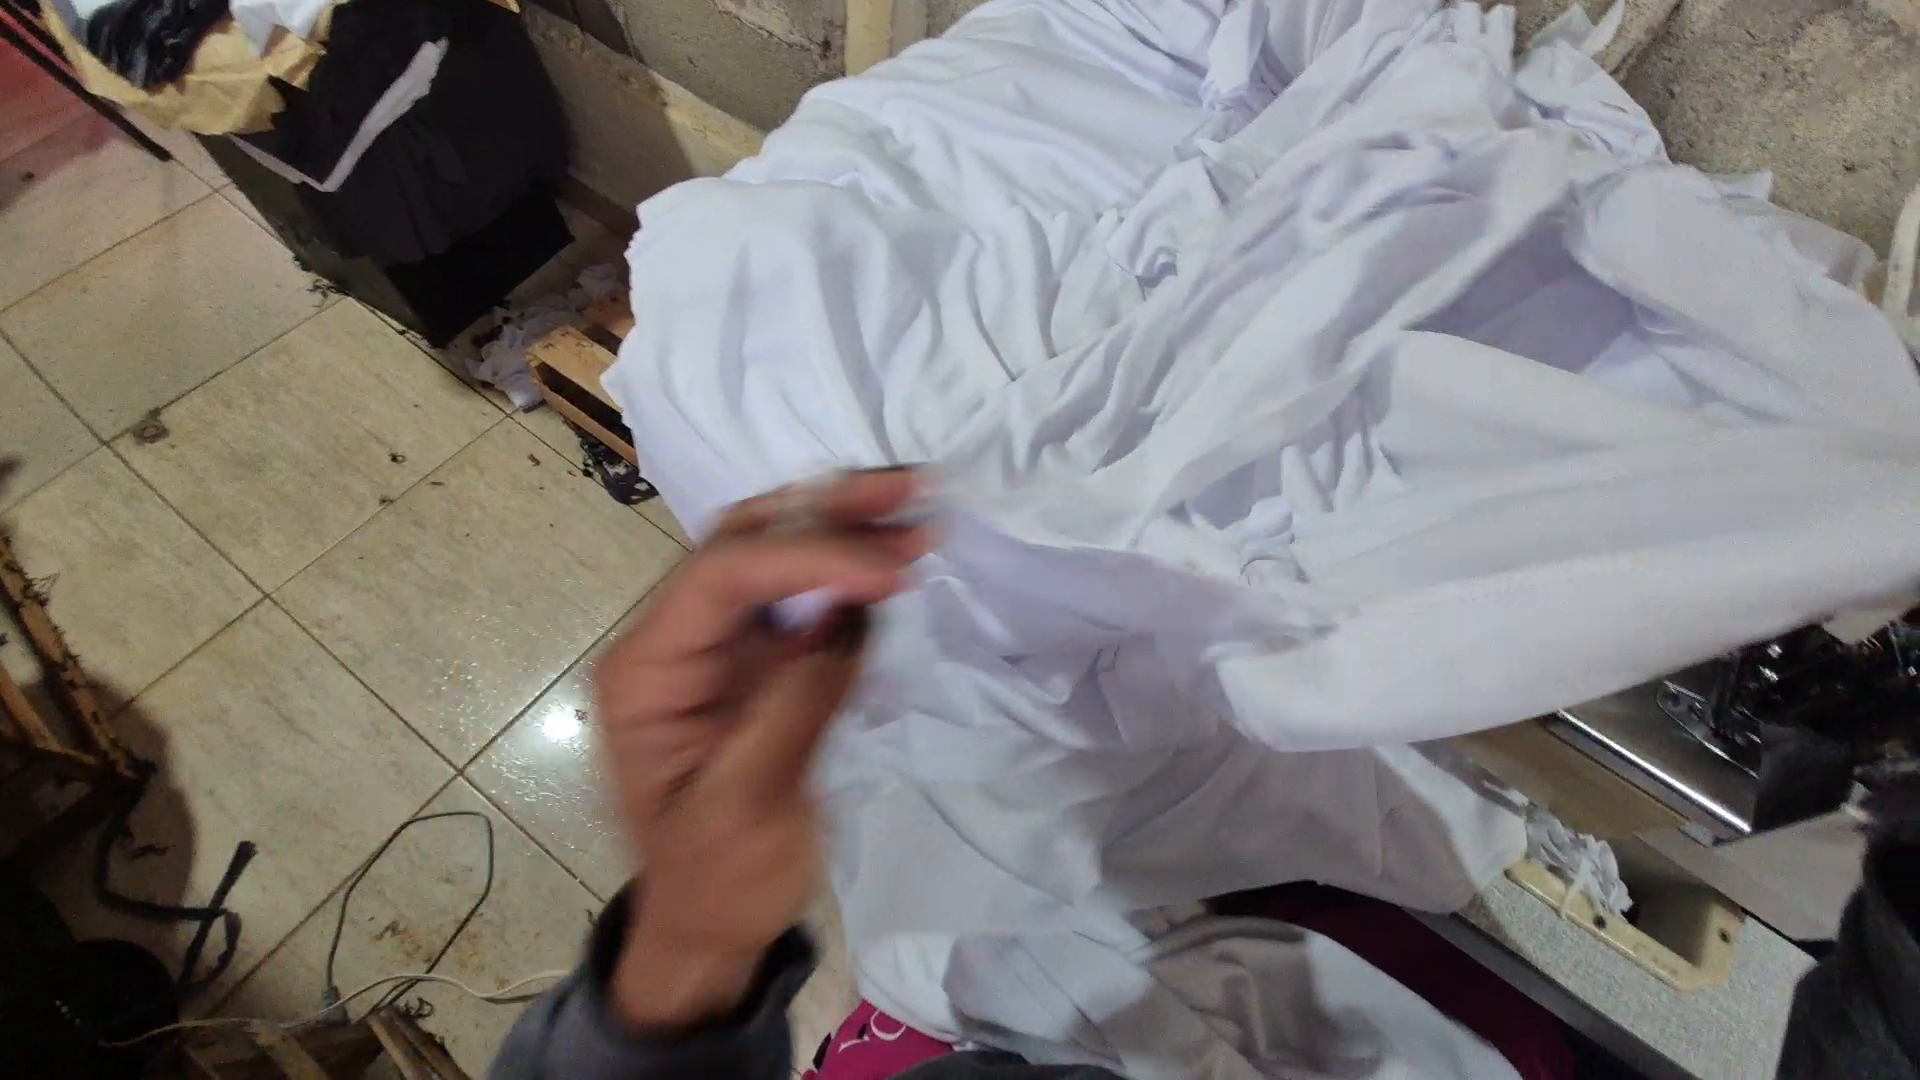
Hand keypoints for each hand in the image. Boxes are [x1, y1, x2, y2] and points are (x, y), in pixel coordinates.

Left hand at [594, 468, 932, 1030]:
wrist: (714, 924)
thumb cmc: (715, 881)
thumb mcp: (745, 810)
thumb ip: (794, 705)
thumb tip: (852, 618)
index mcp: (649, 669)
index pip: (722, 576)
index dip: (808, 557)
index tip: (890, 572)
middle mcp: (679, 636)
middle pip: (746, 540)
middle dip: (827, 508)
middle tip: (909, 490)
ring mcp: (724, 642)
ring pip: (779, 551)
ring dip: (847, 524)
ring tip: (917, 508)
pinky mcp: (766, 656)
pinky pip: (808, 594)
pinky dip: (855, 568)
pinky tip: (899, 556)